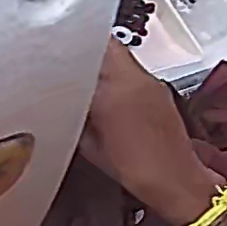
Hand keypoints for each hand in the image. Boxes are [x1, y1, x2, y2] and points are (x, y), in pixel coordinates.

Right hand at [79, 42, 224, 225]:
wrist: (175, 179)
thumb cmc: (131, 169)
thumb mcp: (89, 145)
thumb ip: (75, 116)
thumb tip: (62, 102)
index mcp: (113, 90)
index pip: (86, 53)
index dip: (66, 52)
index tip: (51, 59)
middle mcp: (134, 78)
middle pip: (105, 46)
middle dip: (83, 51)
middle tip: (64, 64)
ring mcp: (150, 81)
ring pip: (119, 57)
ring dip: (101, 63)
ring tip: (83, 80)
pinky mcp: (159, 89)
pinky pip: (131, 71)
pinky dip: (116, 76)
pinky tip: (107, 95)